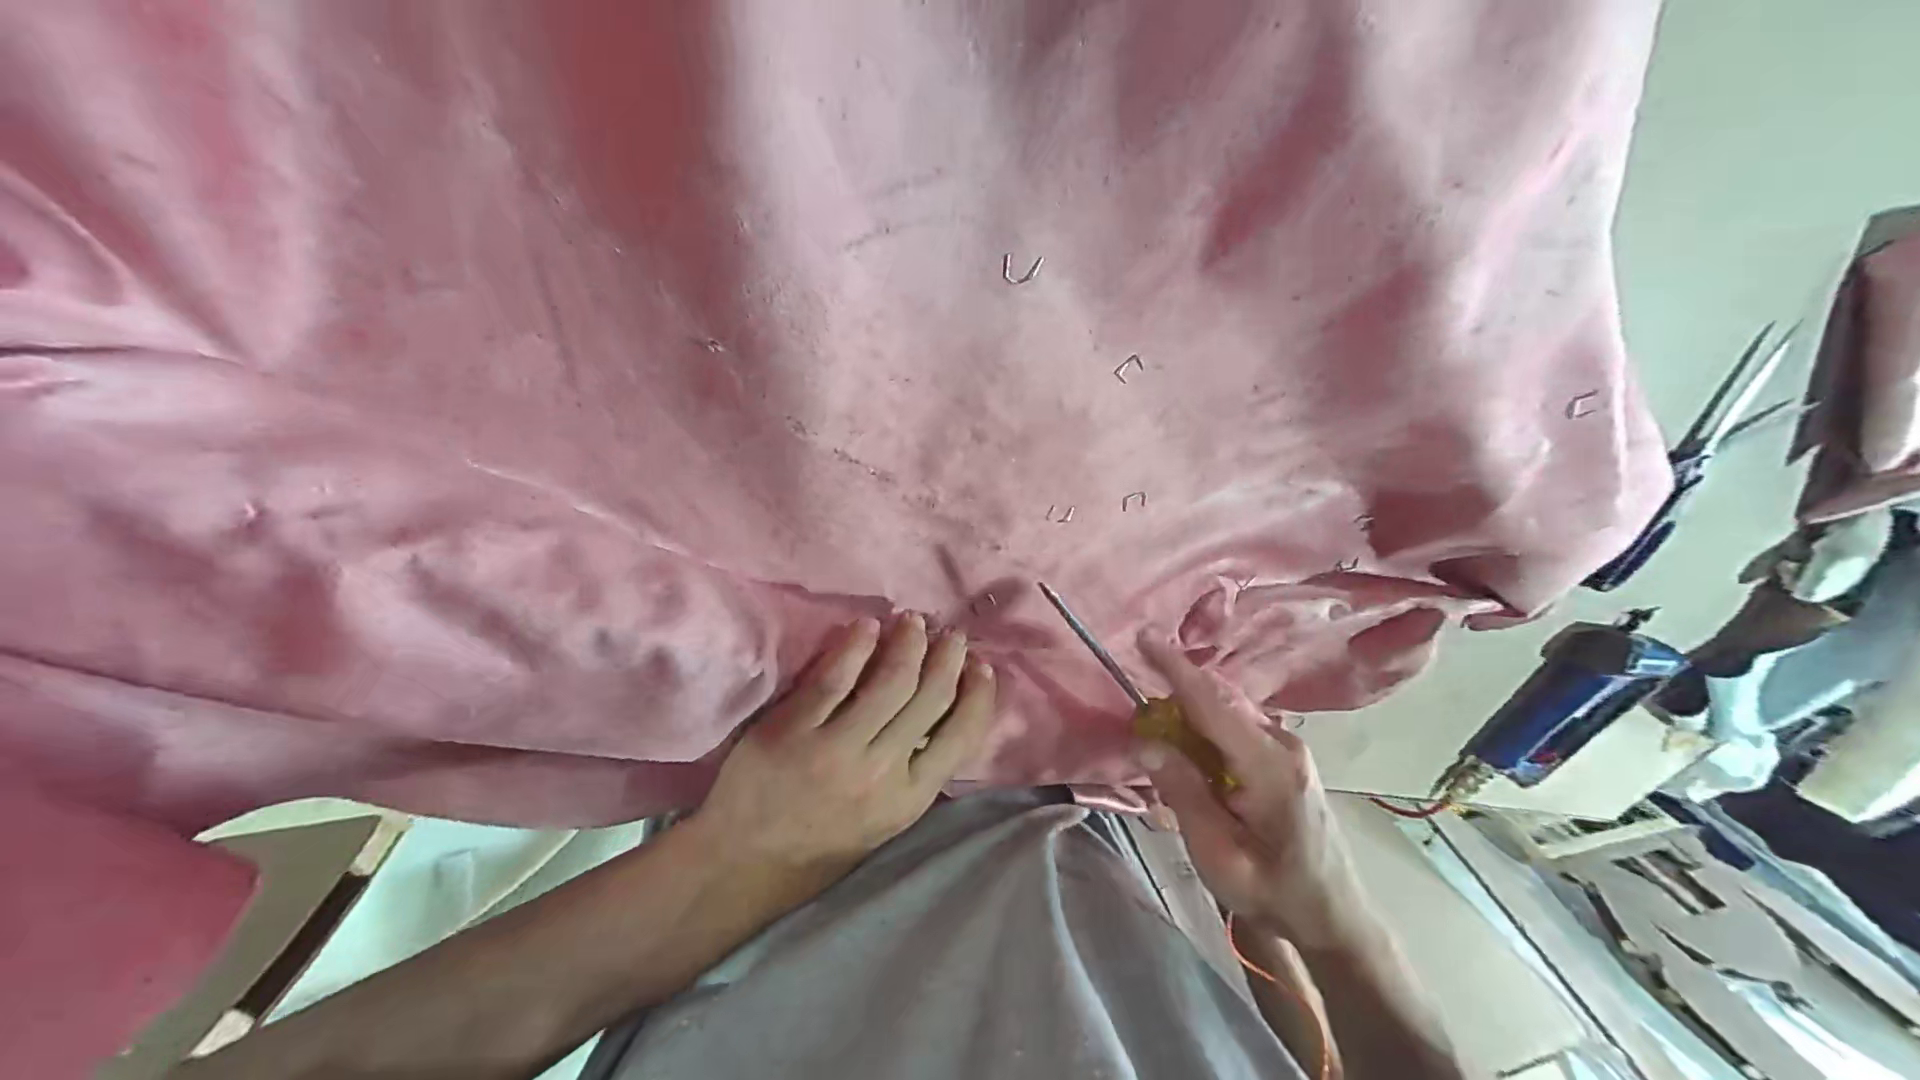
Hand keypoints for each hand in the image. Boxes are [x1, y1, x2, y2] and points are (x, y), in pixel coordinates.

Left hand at [690, 614, 997, 884]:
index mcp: (910, 798)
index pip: (961, 734)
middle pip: (929, 697)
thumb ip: (919, 769)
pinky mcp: (793, 729)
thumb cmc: (826, 837)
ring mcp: (835, 749)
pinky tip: (868, 626)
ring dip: (908, 644)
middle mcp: (880, 772)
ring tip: (914, 622)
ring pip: (889, 681)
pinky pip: (835, 678)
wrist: (749, 858)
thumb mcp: (888, 817)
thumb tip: (948, 709)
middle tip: (953, 635)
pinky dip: (856, 646)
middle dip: (948, 659)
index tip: (982, 666)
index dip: (978, 694)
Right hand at [1136, 636, 1369, 947]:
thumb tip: (1146, 744)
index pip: (1213, 702)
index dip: (1175, 668)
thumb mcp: (1218, 854)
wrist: (1333, 916)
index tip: (1143, 638)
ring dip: (1189, 709)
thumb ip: (1183, 793)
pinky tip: (1190, 748)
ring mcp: (1289, 747)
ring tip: (1158, 730)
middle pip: (1220, 698)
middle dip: (1176, 687)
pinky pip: (1237, 723)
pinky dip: (1205, 724)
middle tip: (1138, 705)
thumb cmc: (1273, 892)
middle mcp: (1284, 743)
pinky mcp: (1286, 755)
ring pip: (1228, 708)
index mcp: (1269, 766)